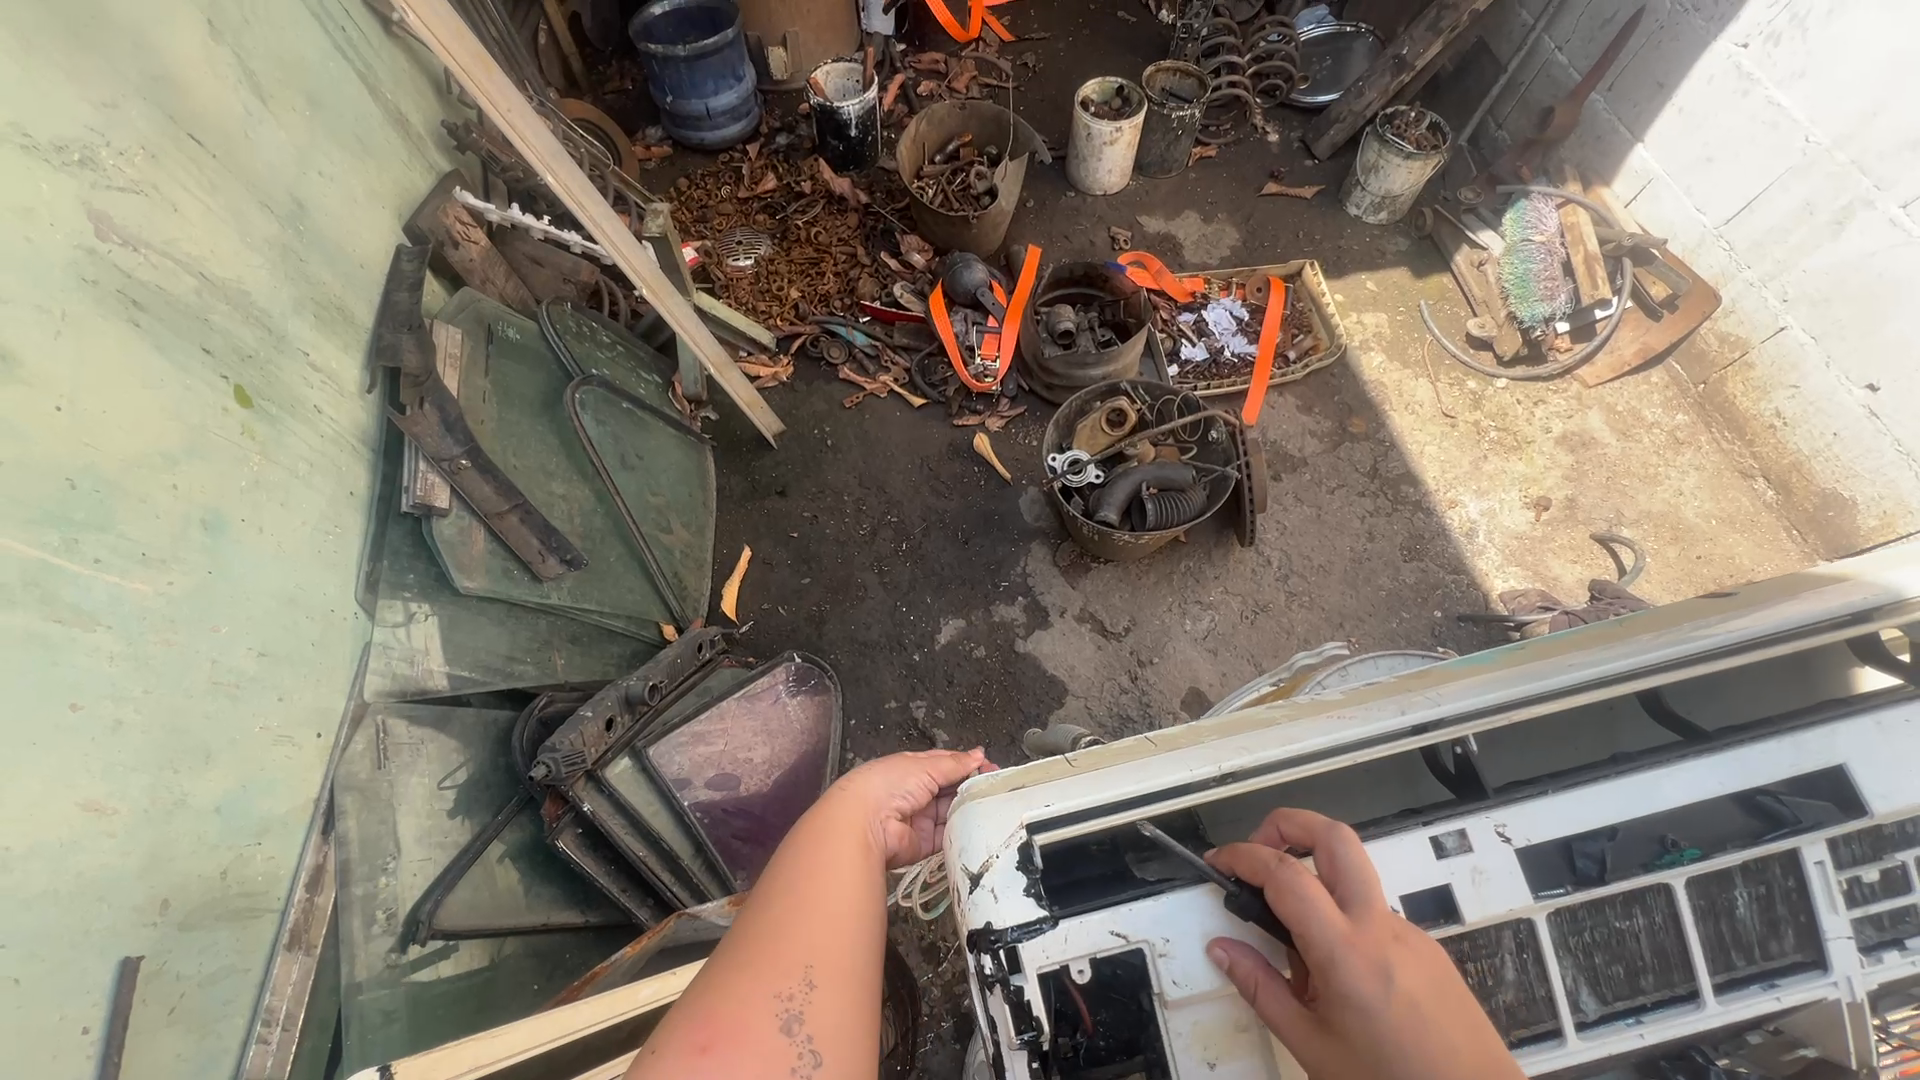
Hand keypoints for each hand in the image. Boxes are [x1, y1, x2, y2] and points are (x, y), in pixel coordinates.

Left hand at [816, 748, 992, 868]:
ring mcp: (918, 818)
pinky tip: (978, 823)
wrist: (865, 824)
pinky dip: (961, 831)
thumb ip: (954, 764)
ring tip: (991, 803)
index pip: (944, 764)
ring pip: (950, 812)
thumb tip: (978, 754)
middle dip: (970, 786)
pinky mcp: (922, 843)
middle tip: (995, 785)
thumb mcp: (924, 766)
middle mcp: (915, 792)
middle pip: (949, 788)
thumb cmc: (888, 785)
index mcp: (911, 768)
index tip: (988, 766)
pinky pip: (946, 836)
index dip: (966, 764)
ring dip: (968, 808)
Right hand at [1204, 809, 1523, 1079]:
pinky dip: (1341, 920)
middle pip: (1335, 836)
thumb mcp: (1310, 1044)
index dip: (1243, 856)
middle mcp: (1381, 926)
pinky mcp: (1429, 948)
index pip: (1286, 874)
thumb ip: (1260, 988)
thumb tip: (1221, 948)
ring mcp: (1411, 933)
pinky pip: (1372, 913)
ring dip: (1313, 881)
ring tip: (1295, 947)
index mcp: (1346, 951)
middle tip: (1257, 854)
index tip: (1218, 862)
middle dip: (1288, 825)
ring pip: (1353, 877)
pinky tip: (1338, 977)